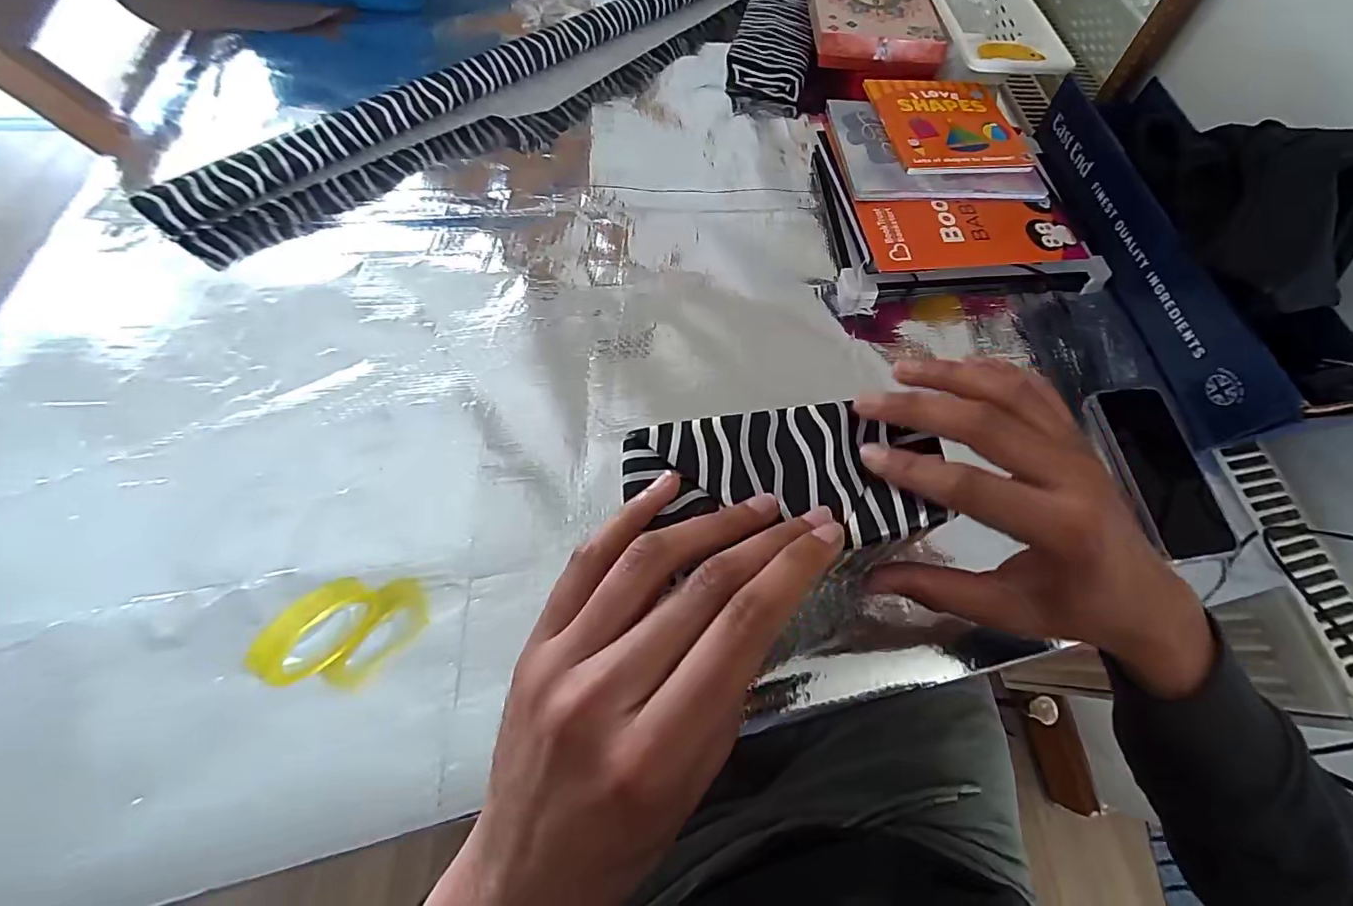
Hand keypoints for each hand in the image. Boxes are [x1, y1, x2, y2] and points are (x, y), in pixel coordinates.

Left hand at [429, 474, 842, 905]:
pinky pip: (584, 562)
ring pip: (648, 560)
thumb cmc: (632, 833)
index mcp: (657, 742)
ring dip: (714, 521)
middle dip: (770, 540)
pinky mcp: (533, 645)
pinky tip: (669, 485)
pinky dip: (629, 514)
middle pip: (705, 586)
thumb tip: (769, 596)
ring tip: (759, 506)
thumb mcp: (705, 770)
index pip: (743, 625)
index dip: (794, 567)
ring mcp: (559, 663)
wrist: (524, 874)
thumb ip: (735, 680)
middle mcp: (603, 693)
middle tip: (809, 515)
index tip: (828, 535)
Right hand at [855, 358, 1216, 698]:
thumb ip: (941, 591)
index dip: (915, 468)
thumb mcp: (1010, 611)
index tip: (867, 453)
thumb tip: (873, 576)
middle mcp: (1070, 474)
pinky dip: (995, 371)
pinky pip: (1036, 390)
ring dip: (954, 374)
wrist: (1144, 595)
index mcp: (1057, 526)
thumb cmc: (1078, 608)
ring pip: (1011, 392)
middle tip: (870, 402)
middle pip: (988, 423)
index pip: (973, 487)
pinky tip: (960, 366)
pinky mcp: (1077, 435)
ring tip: (904, 368)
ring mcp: (1077, 447)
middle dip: (922, 407)